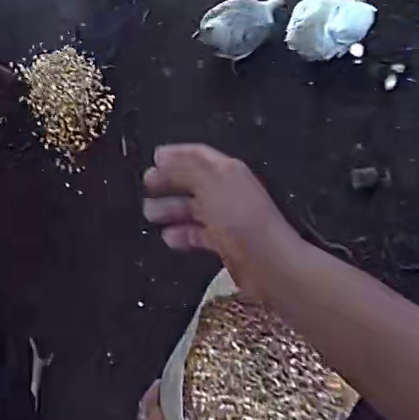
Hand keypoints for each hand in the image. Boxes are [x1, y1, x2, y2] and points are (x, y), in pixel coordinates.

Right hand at [143, 144, 298, 300]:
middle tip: (147, 184)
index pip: (197, 155)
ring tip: (150, 213)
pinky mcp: (225, 243)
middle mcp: (227, 191)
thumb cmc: (242, 220)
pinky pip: (198, 234)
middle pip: (192, 181)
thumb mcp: (209, 185)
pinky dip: (183, 234)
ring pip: (192, 208)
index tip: (155, 157)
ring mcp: (226, 218)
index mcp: (227, 172)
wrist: (271, 265)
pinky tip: (169, 237)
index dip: (175, 154)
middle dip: (168, 181)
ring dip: (170, 209)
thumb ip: (185, 170)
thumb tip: (164, 159)